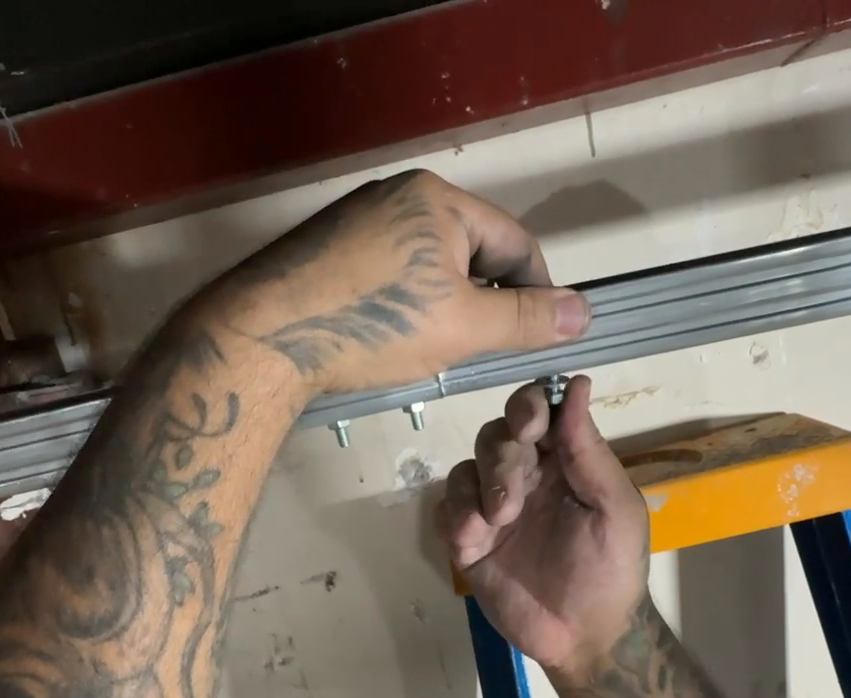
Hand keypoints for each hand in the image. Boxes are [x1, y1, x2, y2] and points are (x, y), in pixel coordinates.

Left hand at [184, 171, 589, 394]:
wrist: (265, 335)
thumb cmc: (374, 325)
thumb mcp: (463, 327)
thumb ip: (526, 319)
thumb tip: (585, 312)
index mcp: (439, 201)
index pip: (516, 244)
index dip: (538, 292)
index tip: (541, 335)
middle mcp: (400, 196)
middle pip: (474, 251)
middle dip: (489, 301)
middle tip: (486, 349)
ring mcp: (361, 220)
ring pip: (433, 266)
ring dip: (451, 307)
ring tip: (440, 349)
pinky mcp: (332, 249)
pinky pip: (394, 272)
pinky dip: (410, 304)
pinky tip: (395, 337)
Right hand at [436, 376, 648, 681]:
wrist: (583, 637)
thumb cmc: (610, 571)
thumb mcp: (615, 510)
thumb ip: (590, 451)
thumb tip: (579, 383)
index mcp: (564, 463)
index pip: (538, 411)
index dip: (527, 406)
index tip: (529, 426)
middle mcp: (526, 478)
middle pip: (494, 435)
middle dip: (499, 458)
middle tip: (510, 500)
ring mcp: (492, 509)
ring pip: (464, 469)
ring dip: (476, 488)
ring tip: (496, 524)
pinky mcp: (468, 541)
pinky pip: (445, 510)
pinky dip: (453, 517)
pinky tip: (472, 541)